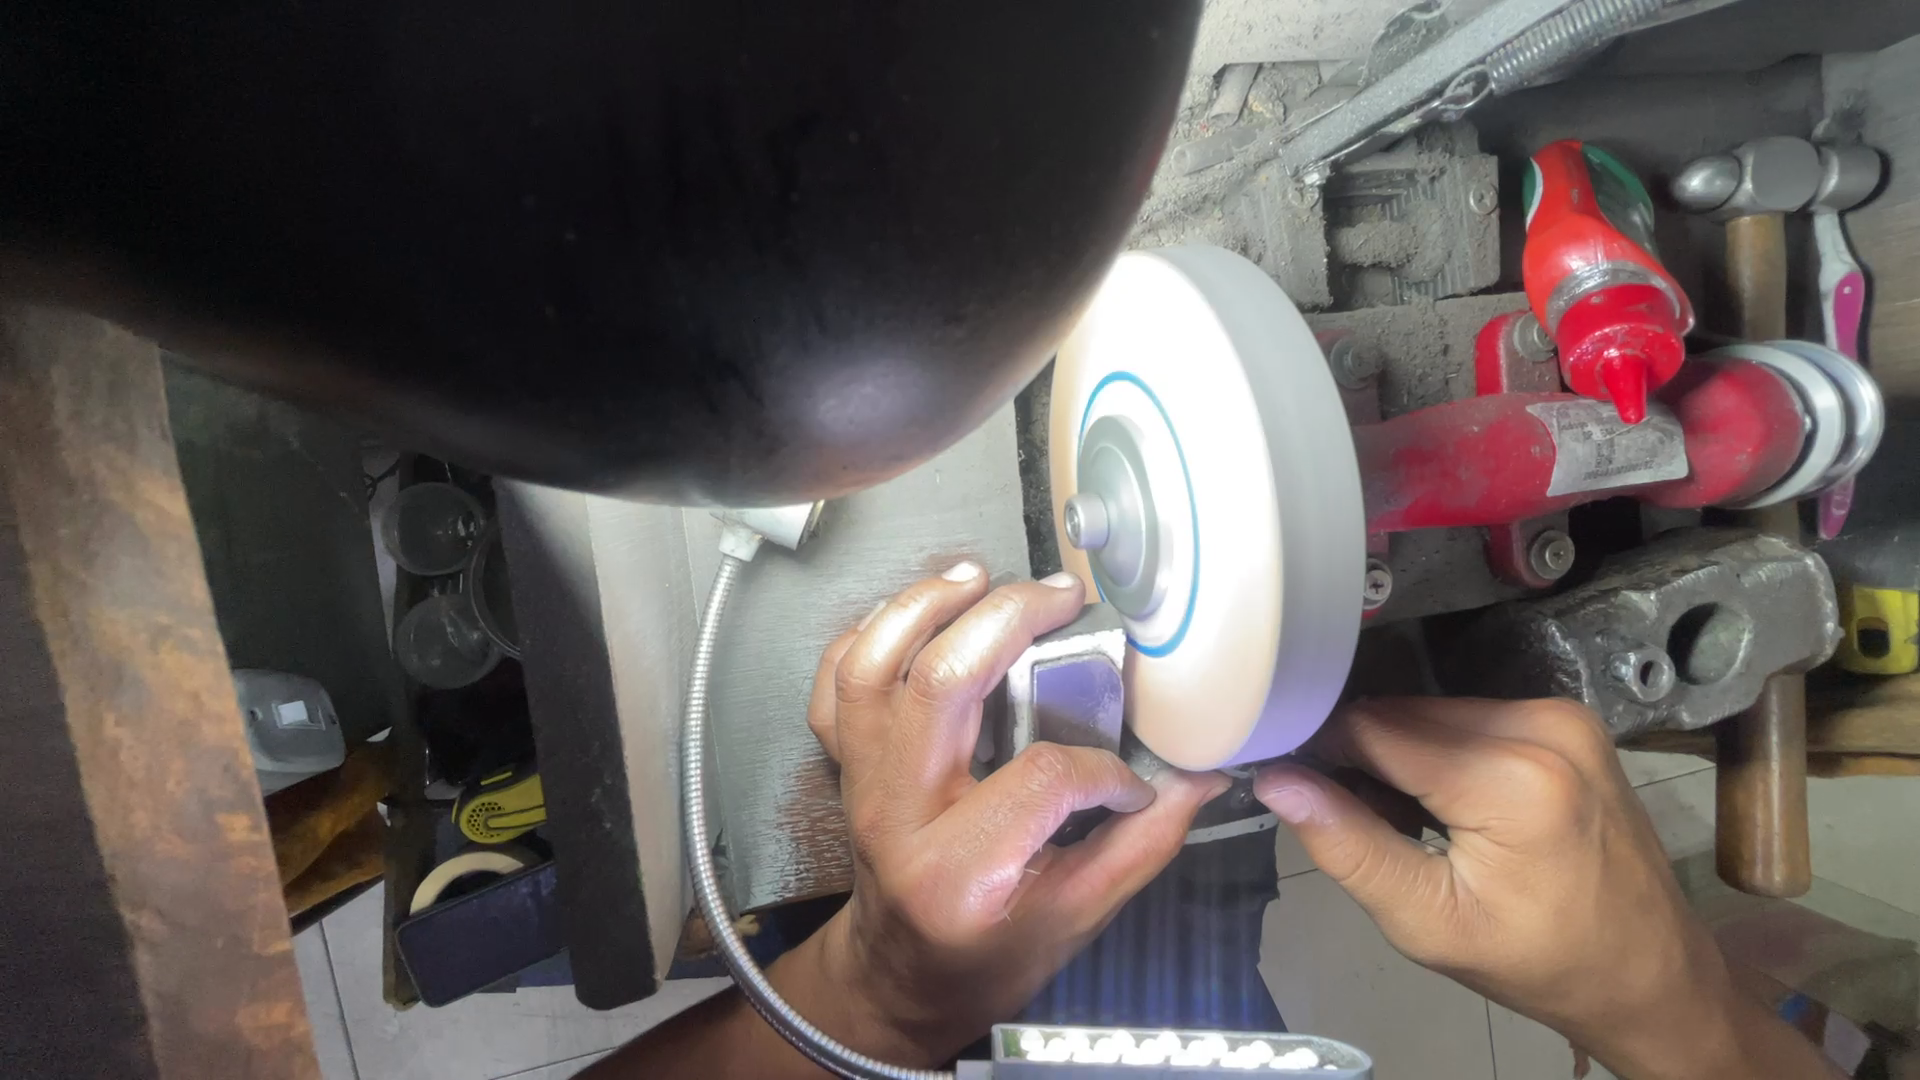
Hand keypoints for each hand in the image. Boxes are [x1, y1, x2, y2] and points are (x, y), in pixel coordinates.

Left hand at [788, 563, 1227, 1064]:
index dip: (1102, 767)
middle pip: (941, 685)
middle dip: (1007, 620)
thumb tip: (1201, 776)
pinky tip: (916, 614)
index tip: (1132, 776)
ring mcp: (862, 781)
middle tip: (1060, 595)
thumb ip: (1141, 845)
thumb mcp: (1074, 919)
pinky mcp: (846, 763)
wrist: (898, 977)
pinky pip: (834, 684)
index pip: (1041, 778)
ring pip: (871, 668)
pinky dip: (867, 635)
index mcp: (961, 868)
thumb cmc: (986, 957)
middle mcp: (899, 812)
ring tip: (977, 576)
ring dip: (922, 606)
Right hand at [1255, 698, 1833, 1079]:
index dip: (1321, 756)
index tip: (1307, 795)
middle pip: (1393, 714)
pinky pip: (1457, 715)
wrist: (1657, 981)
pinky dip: (1431, 749)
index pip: (1366, 729)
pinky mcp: (1561, 718)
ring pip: (1420, 711)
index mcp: (1509, 779)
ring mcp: (1557, 715)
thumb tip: (1273, 779)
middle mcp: (1537, 725)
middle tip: (1367, 822)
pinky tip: (1444, 798)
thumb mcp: (1426, 924)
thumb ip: (1346, 845)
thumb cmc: (1537, 963)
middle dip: (1360, 759)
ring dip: (1393, 753)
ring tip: (1408, 818)